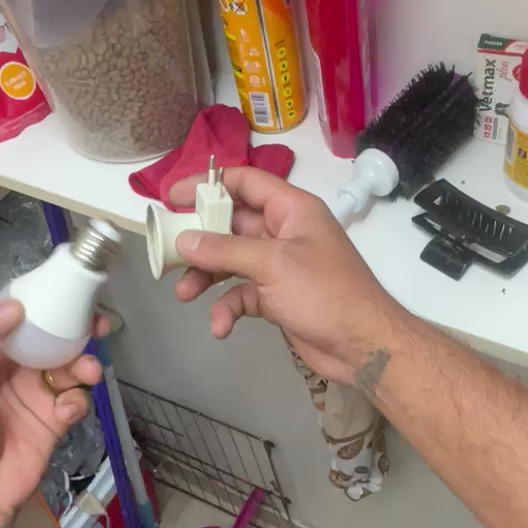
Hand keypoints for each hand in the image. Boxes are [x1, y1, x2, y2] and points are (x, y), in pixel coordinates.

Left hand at [0, 300, 102, 523]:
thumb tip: (14, 306)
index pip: (16, 321)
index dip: (42, 307)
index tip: (67, 297)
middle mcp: (12, 371)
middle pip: (51, 341)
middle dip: (76, 333)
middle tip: (99, 327)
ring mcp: (35, 396)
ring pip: (69, 368)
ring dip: (83, 366)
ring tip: (89, 373)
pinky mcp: (54, 422)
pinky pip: (75, 401)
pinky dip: (77, 401)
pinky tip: (66, 411)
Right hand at [173, 167, 409, 384]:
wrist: (362, 346)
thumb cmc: (324, 293)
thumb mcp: (273, 264)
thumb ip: (225, 250)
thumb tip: (184, 240)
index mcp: (292, 210)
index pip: (246, 182)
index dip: (208, 184)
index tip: (173, 197)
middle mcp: (285, 232)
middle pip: (232, 224)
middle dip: (200, 238)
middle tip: (166, 249)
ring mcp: (280, 267)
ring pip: (232, 262)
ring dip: (207, 276)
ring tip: (184, 292)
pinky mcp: (277, 298)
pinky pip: (242, 294)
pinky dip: (228, 308)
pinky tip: (220, 326)